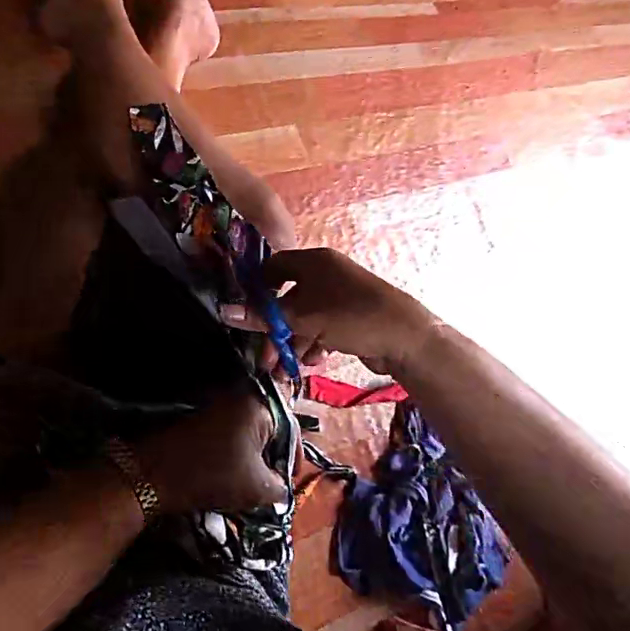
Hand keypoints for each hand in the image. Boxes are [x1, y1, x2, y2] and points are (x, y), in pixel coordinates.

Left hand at [130, 385, 285, 513]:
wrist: (155, 471)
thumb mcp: (258, 487)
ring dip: (254, 456)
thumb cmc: (212, 474)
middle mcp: (238, 396)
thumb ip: (282, 486)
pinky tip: (232, 474)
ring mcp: (217, 405)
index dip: (294, 458)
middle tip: (274, 484)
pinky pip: (229, 432)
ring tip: (253, 483)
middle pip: (269, 426)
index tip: (290, 482)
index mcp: (258, 405)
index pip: (291, 428)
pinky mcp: (200, 416)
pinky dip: (235, 451)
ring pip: (248, 431)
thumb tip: (283, 486)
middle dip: (273, 456)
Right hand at [222, 248, 439, 376]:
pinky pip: (322, 328)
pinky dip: (312, 343)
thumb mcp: (301, 317)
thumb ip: (262, 316)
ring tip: (283, 368)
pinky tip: (311, 361)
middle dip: (274, 328)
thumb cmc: (348, 315)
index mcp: (313, 261)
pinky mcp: (351, 317)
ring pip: (304, 317)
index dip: (256, 289)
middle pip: (288, 297)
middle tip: (264, 354)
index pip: (273, 267)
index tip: (245, 314)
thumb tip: (223, 311)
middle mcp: (325, 274)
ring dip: (291, 342)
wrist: (406, 337)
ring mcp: (340, 296)